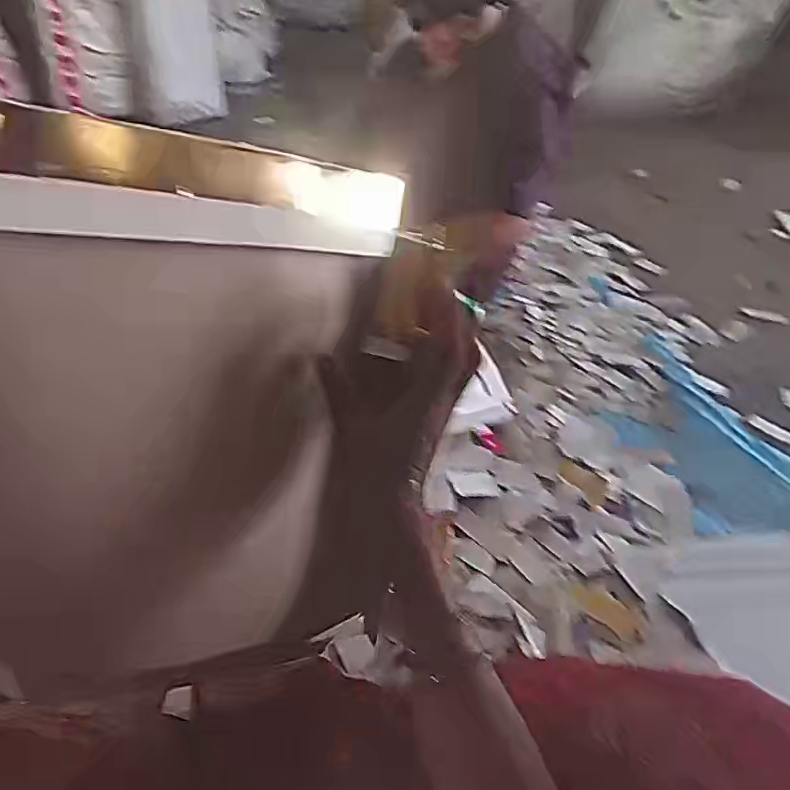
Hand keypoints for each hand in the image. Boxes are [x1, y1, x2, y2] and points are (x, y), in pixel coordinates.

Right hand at [319, 280, 480, 521]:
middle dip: (459, 320)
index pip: (446, 349)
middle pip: (467, 353)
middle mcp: (442, 401)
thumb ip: (339, 391)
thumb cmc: (375, 470)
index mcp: (425, 400)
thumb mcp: (353, 427)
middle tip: (444, 294)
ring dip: (459, 337)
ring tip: (443, 316)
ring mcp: (445, 410)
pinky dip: (451, 357)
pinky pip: (456, 380)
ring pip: (466, 367)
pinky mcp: (441, 418)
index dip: (445, 314)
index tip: (438, 283)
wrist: (392, 506)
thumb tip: (322, 358)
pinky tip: (434, 353)